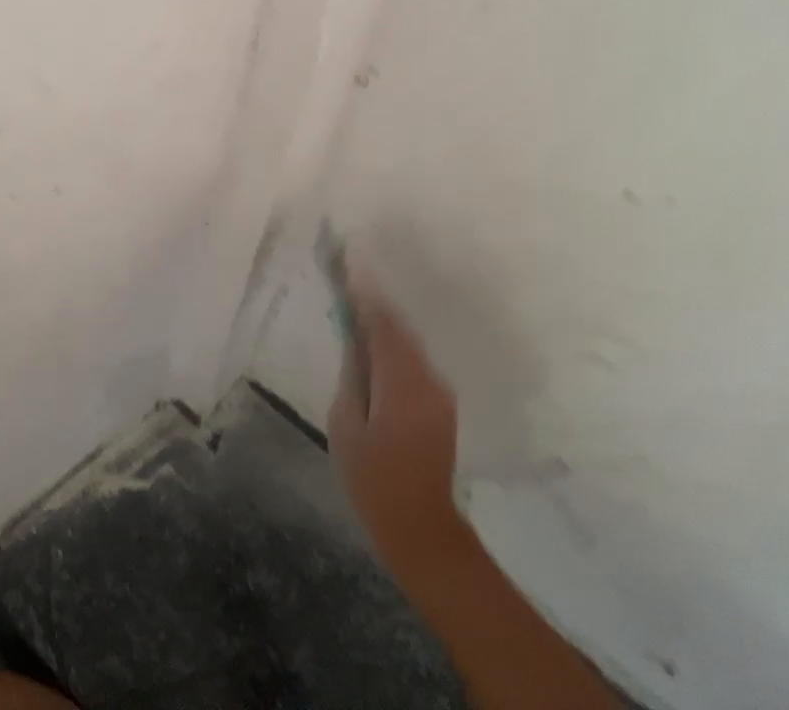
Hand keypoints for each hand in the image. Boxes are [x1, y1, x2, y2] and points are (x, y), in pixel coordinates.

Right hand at [328, 274, 463, 560]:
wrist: (417, 521)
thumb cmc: (371, 476)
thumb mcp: (346, 423)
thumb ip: (353, 375)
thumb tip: (355, 340)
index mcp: (403, 382)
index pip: (384, 326)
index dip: (366, 296)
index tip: (350, 267)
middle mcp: (429, 379)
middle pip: (402, 330)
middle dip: (377, 305)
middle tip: (351, 280)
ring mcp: (441, 392)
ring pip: (411, 345)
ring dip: (388, 325)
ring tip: (360, 307)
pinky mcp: (442, 404)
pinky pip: (417, 362)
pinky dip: (397, 347)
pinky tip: (378, 344)